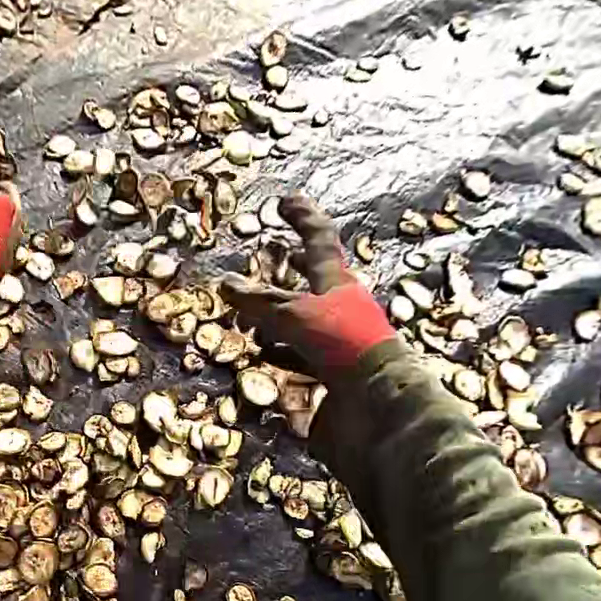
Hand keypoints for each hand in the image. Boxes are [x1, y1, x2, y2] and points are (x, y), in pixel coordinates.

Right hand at [219, 193, 395, 382]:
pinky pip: (300, 351)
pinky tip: (267, 354)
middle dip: (293, 268)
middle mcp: (339, 306)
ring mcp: (336, 337)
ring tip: (256, 317)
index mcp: (335, 283)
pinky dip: (281, 350)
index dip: (301, 218)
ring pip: (303, 317)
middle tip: (278, 258)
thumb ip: (259, 301)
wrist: (377, 399)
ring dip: (279, 314)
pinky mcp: (332, 367)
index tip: (285, 200)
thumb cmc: (341, 344)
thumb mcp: (293, 315)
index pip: (318, 240)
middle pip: (313, 279)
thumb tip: (224, 282)